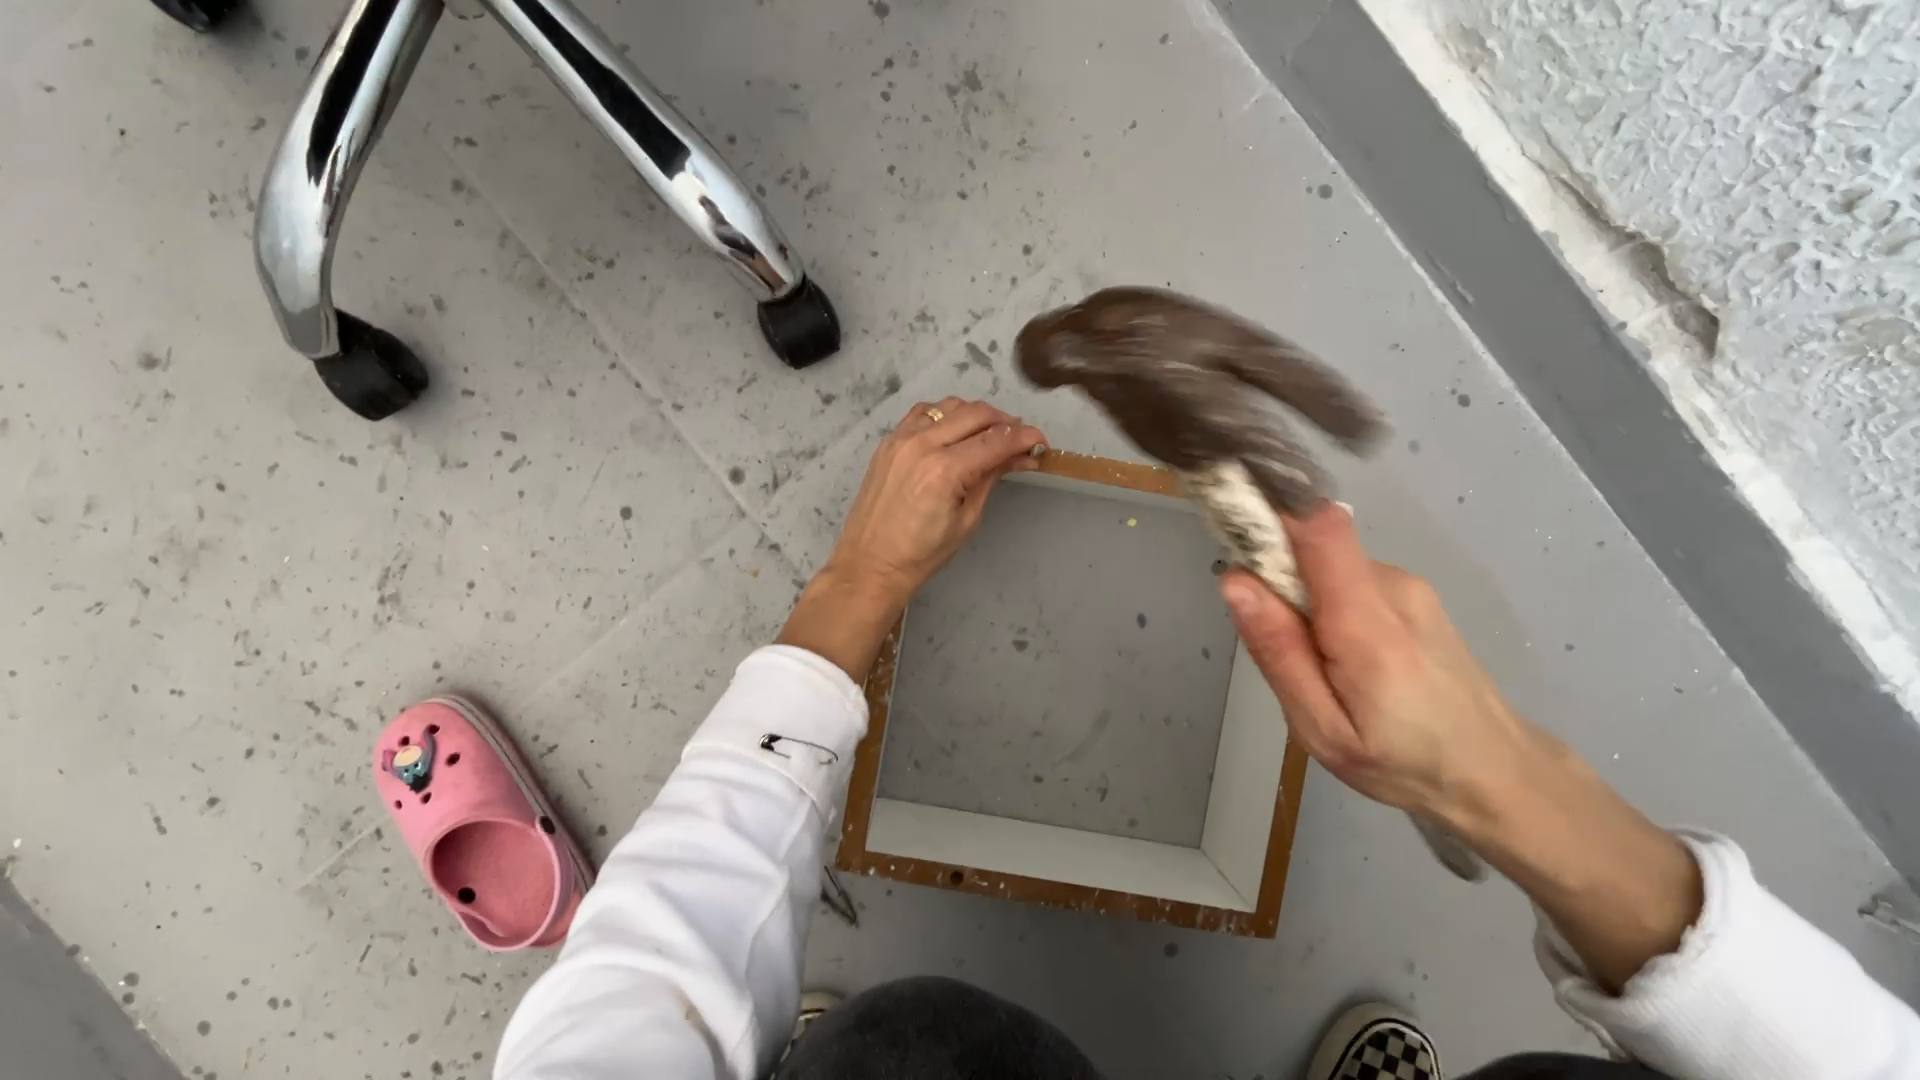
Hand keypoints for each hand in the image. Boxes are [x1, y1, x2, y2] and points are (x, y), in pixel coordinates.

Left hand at [825, 398, 1048, 605]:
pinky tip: (955, 431)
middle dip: (1005, 422)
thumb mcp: (967, 519)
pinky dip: (946, 415)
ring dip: (976, 414)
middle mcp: (923, 445)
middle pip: (976, 414)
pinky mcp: (889, 442)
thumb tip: (1021, 457)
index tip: (1041, 442)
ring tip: (990, 434)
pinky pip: (924, 413)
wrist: (871, 563)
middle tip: (1020, 440)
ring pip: (950, 406)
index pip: (996, 440)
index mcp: (945, 470)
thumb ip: (992, 478)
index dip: (1024, 437)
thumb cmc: (922, 553)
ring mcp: (902, 439)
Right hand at [1217, 503, 1536, 824]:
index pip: (1319, 526)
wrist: (1496, 770)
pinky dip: (1328, 607)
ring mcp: (1408, 585)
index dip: (1270, 517)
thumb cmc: (1402, 763)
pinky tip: (1345, 659)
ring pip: (1327, 565)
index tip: (1234, 541)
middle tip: (1278, 646)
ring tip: (1317, 665)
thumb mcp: (1321, 728)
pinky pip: (1348, 578)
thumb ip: (1279, 652)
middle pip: (1313, 546)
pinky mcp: (1413, 592)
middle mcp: (1393, 586)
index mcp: (1368, 624)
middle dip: (1276, 580)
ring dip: (1302, 600)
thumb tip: (1235, 580)